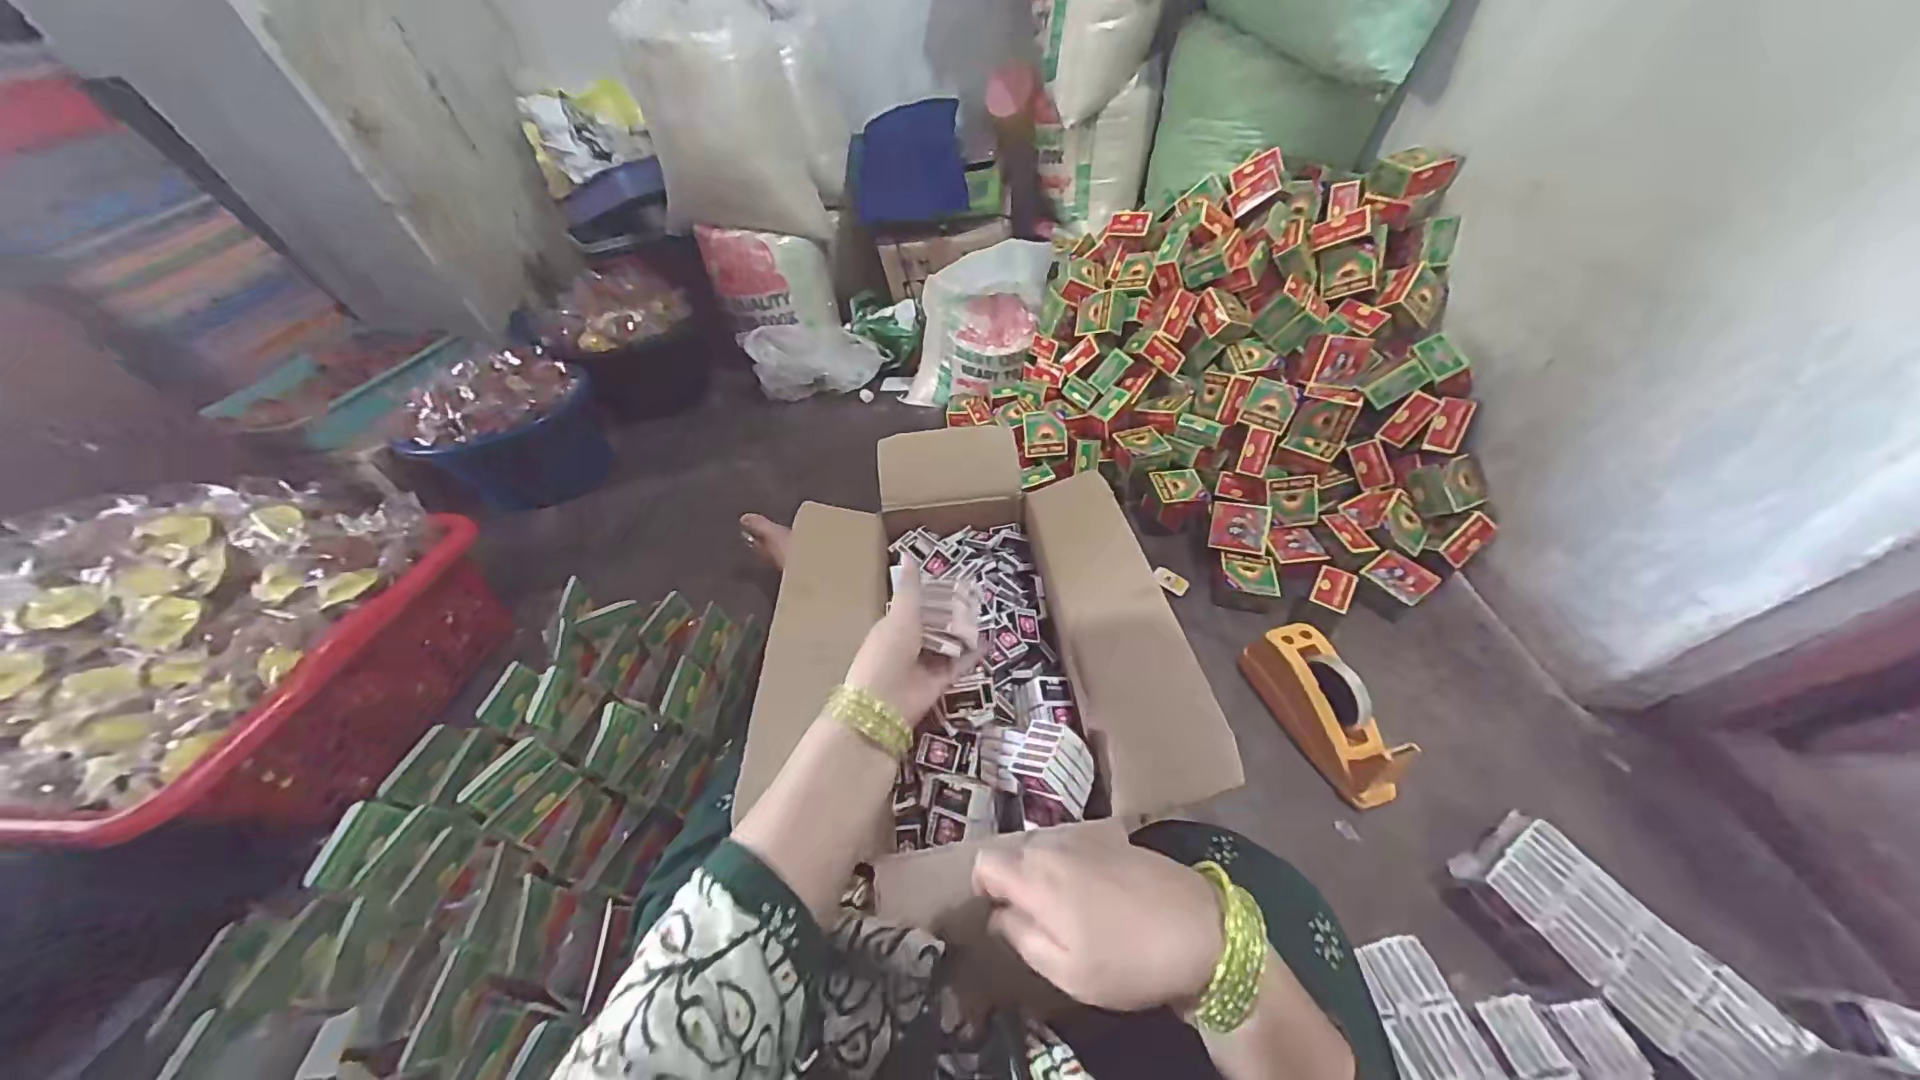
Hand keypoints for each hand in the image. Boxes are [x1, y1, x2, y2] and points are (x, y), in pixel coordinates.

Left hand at [844, 557, 980, 724]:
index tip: (955, 585)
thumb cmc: (888, 652)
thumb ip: (909, 589)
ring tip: (985, 618)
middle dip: (952, 616)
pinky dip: (972, 656)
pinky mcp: (938, 683)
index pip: (915, 608)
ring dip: (962, 635)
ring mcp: (923, 665)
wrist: (884, 703)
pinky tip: (988, 643)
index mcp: (893, 627)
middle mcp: (907, 645)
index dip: (933, 597)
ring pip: (947, 645)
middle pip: (933, 626)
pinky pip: (958, 666)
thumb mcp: (900, 616)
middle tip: (977, 600)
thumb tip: (907, 554)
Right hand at [973, 830, 1225, 1012]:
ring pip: (1041, 844)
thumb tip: (997, 915)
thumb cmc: (1129, 959)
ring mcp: (1083, 834)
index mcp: (1036, 874)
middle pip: (1012, 850)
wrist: (1200, 929)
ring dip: (1039, 869)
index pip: (984, 862)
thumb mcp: (1068, 971)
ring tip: (1063, 907)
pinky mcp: (1110, 835)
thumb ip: (1021, 937)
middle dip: (1011, 878)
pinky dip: (1066, 861)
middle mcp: (1053, 843)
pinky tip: (1092, 891)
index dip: (982, 887)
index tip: (997, 914)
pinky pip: (1069, 842)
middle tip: (1032, 917)